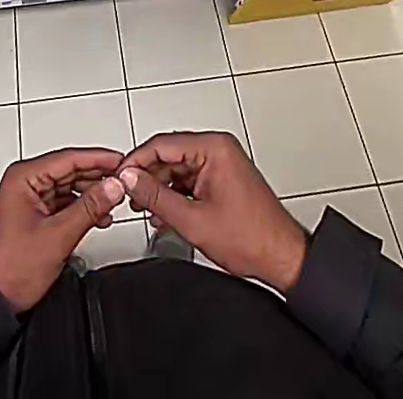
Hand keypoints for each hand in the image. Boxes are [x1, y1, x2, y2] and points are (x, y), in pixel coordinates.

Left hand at [0, 147, 125, 311]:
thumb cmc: (8, 269)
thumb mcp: (57, 235)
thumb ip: (89, 207)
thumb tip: (112, 186)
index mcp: (23, 178)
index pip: (68, 158)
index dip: (98, 159)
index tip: (121, 160)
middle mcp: (24, 183)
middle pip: (69, 170)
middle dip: (97, 177)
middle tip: (122, 181)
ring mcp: (28, 199)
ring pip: (68, 186)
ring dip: (91, 194)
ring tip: (113, 200)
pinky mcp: (33, 214)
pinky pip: (63, 202)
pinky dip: (81, 208)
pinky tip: (98, 215)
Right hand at [117, 131, 308, 292]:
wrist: (282, 258)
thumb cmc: (253, 238)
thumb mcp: (192, 219)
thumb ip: (156, 196)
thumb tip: (131, 178)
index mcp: (214, 148)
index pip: (162, 143)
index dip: (136, 161)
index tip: (120, 176)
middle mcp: (218, 149)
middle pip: (168, 154)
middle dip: (147, 177)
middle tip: (130, 195)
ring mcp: (220, 162)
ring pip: (176, 168)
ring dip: (160, 189)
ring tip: (146, 209)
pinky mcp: (220, 177)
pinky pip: (188, 178)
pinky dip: (174, 195)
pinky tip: (164, 213)